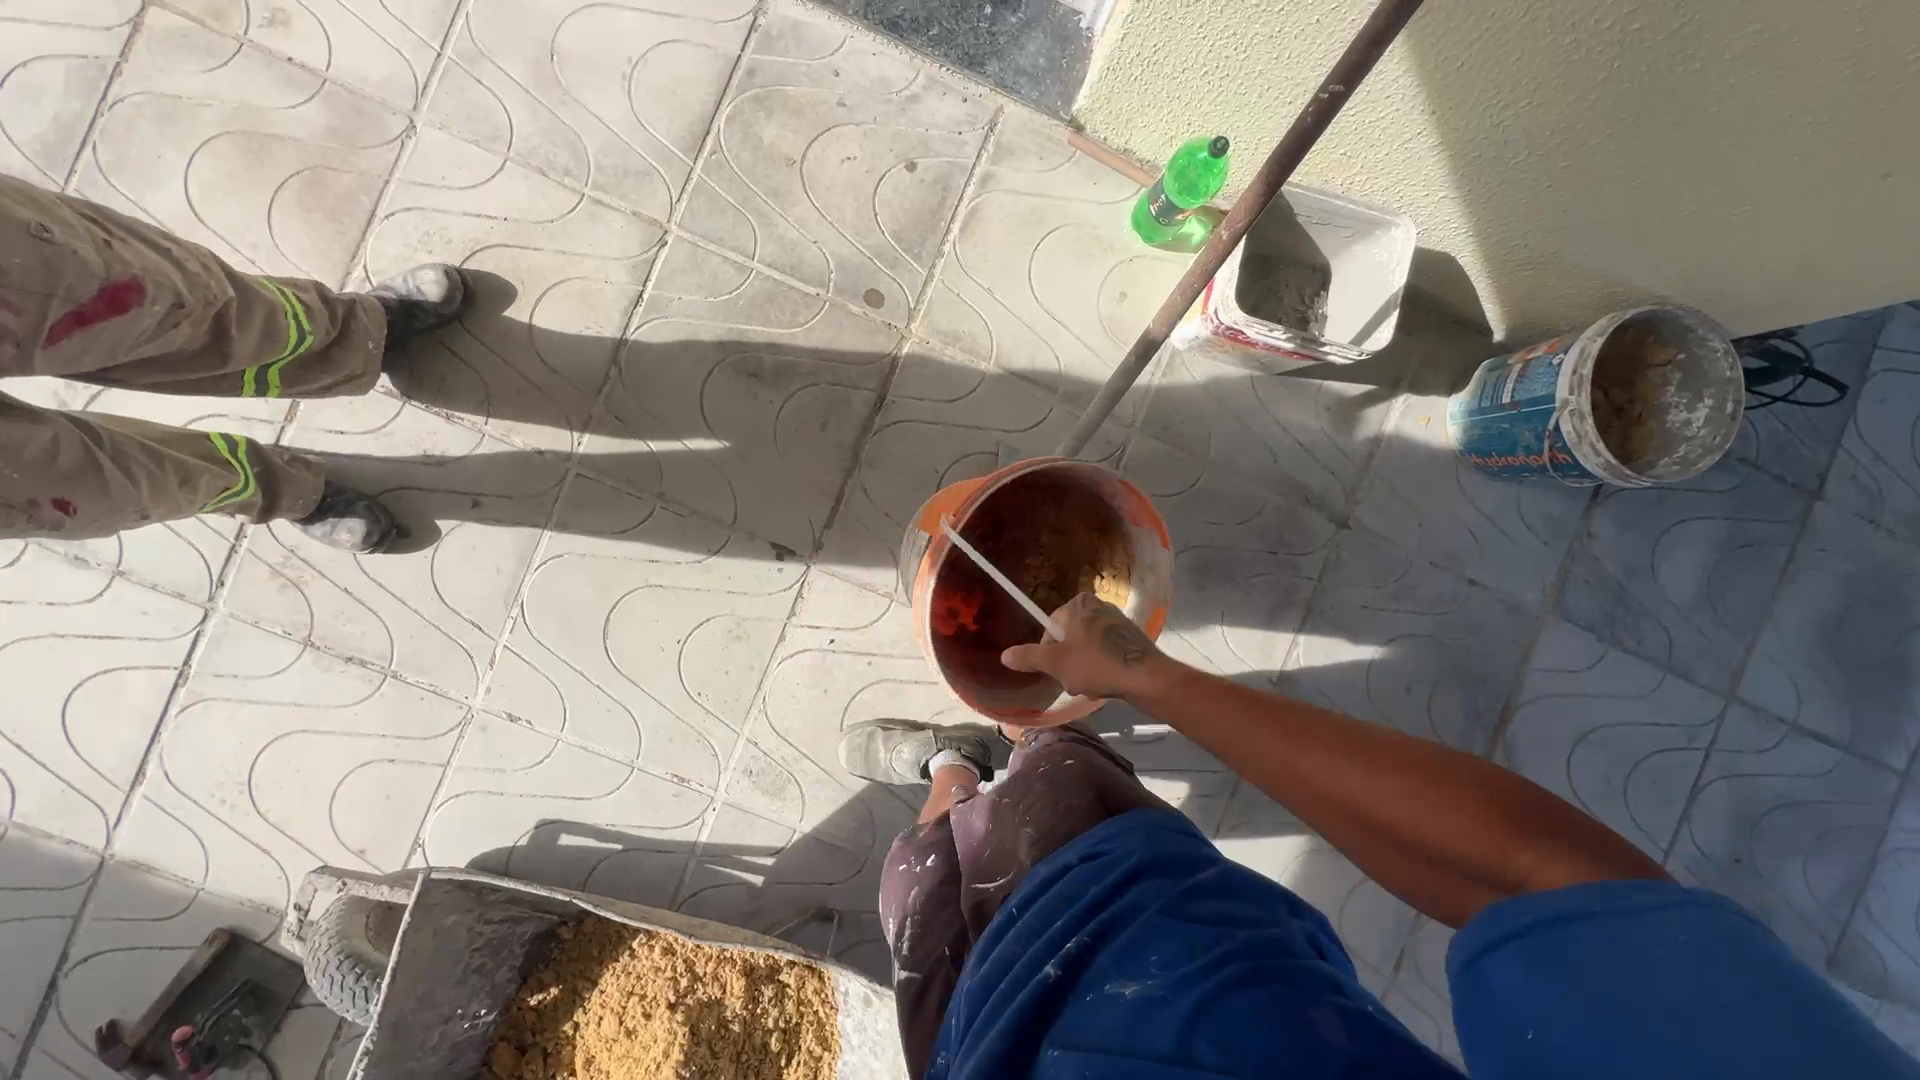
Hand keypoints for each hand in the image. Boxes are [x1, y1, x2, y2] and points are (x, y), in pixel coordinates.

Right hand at [1001, 592, 1169, 700]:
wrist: (1146, 678)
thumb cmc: (1096, 665)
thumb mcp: (1055, 663)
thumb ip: (1028, 657)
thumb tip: (1004, 655)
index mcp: (1078, 604)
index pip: (1049, 627)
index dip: (1047, 652)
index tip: (1054, 670)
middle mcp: (1098, 606)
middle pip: (1068, 639)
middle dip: (1066, 663)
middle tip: (1072, 681)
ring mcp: (1117, 622)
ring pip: (1086, 649)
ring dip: (1082, 669)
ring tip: (1088, 686)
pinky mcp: (1131, 640)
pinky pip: (1105, 654)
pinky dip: (1101, 669)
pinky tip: (1104, 685)